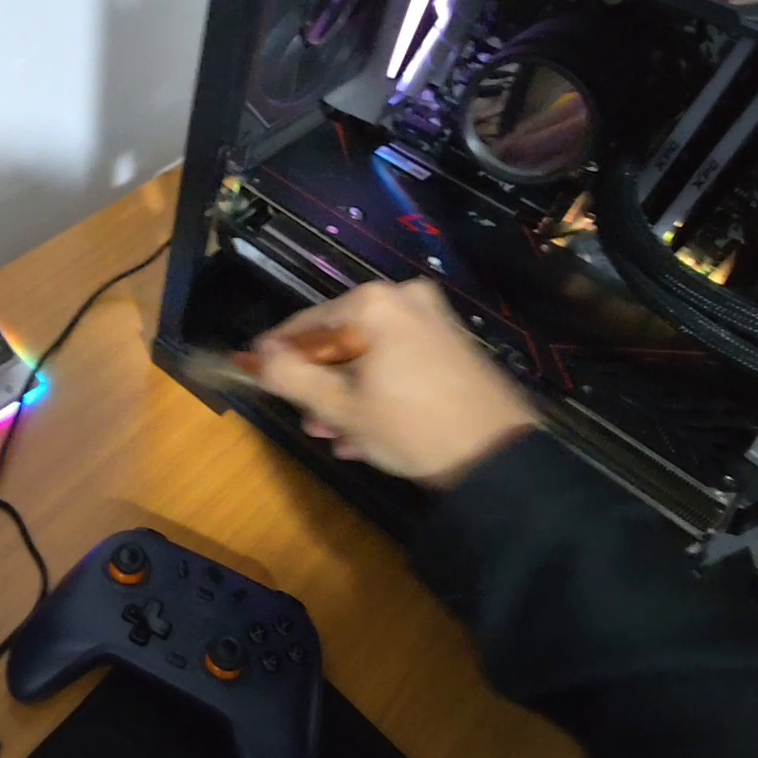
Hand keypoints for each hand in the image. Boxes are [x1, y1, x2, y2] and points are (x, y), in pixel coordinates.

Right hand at [253, 280, 537, 488]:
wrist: (501, 459)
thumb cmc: (412, 428)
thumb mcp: (339, 408)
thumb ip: (289, 377)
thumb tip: (256, 357)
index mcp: (371, 305)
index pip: (303, 325)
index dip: (276, 354)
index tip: (256, 377)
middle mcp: (402, 299)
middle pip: (338, 340)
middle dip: (319, 384)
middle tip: (309, 422)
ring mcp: (432, 319)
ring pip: (368, 354)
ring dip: (346, 394)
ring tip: (336, 436)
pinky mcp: (451, 343)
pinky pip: (396, 360)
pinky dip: (377, 389)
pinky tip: (368, 433)